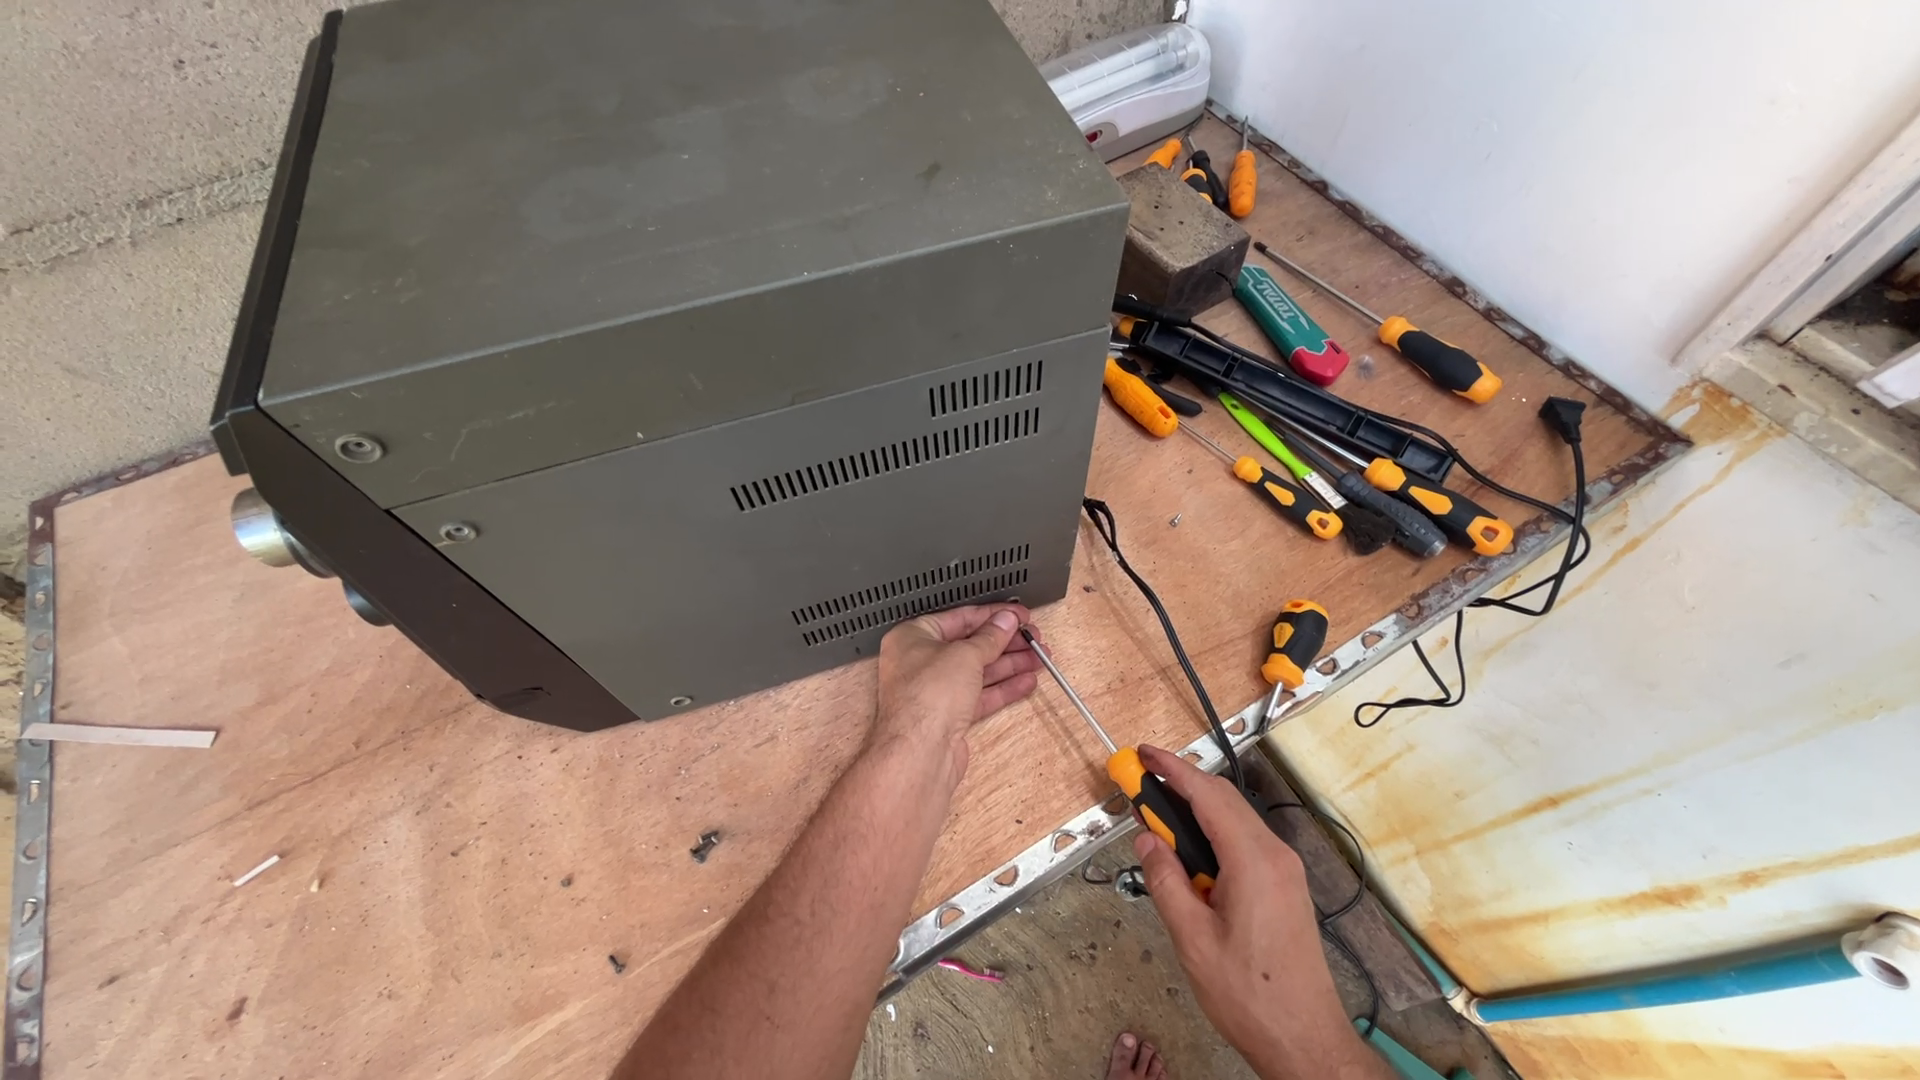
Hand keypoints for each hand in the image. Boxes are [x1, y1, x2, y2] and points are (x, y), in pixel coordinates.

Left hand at [869, 604, 1041, 786]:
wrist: (919, 752)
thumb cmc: (924, 699)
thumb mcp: (965, 654)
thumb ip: (990, 637)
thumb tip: (1004, 621)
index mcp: (912, 637)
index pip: (958, 618)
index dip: (991, 616)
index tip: (1015, 615)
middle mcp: (919, 663)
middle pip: (970, 645)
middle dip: (1005, 642)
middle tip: (1032, 637)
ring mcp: (935, 691)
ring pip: (979, 672)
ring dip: (1010, 664)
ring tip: (1038, 657)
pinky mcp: (949, 716)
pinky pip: (980, 696)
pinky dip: (1004, 688)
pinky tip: (1026, 681)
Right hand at [1130, 746, 1382, 1079]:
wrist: (1307, 1041)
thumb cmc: (1249, 995)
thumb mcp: (1192, 938)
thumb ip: (1166, 881)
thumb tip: (1147, 840)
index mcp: (1253, 860)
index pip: (1207, 794)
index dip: (1171, 769)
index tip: (1141, 754)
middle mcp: (1275, 854)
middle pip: (1222, 798)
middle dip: (1179, 785)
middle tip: (1139, 786)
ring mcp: (1285, 869)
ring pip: (1233, 818)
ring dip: (1195, 811)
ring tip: (1156, 824)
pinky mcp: (1286, 885)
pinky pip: (1244, 840)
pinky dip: (1212, 833)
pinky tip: (1189, 854)